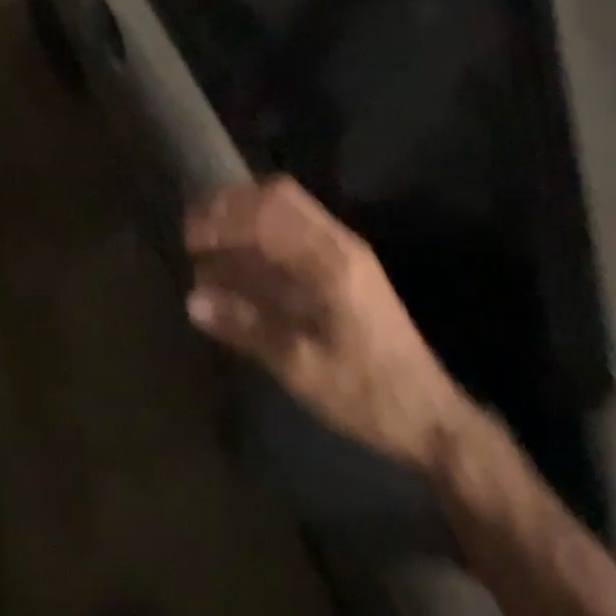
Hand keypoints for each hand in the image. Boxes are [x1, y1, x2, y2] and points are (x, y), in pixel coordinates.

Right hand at [185, 178, 472, 466]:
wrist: (428, 416)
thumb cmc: (364, 393)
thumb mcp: (300, 367)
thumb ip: (247, 328)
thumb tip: (194, 300)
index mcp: (330, 264)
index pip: (269, 216)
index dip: (223, 220)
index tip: (187, 239)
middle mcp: (340, 247)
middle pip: (281, 199)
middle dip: (233, 206)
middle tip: (194, 232)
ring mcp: (348, 257)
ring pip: (291, 213)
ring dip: (248, 220)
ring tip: (210, 247)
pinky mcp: (348, 273)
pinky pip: (299, 237)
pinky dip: (264, 241)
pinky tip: (241, 269)